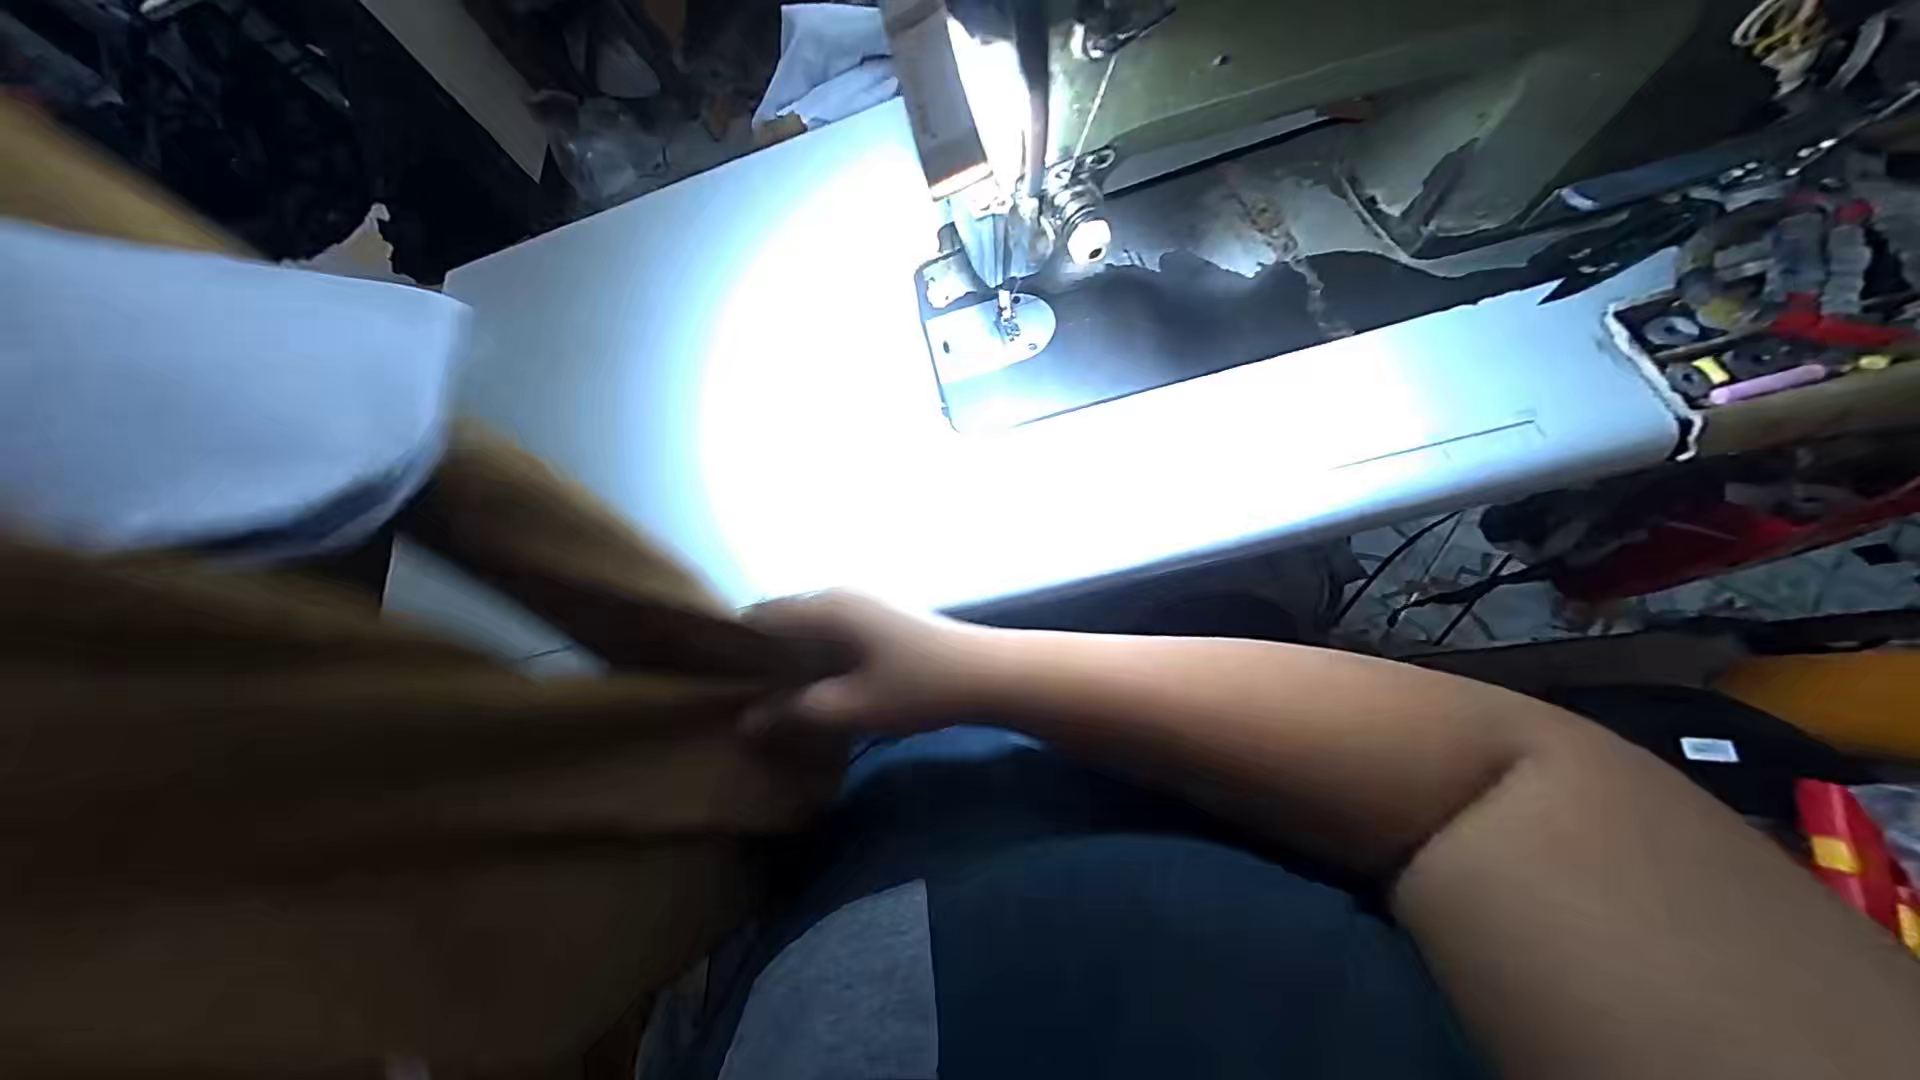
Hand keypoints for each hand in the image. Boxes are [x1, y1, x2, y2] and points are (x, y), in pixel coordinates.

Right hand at [742, 591, 1003, 734]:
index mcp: (826, 606)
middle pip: (782, 620)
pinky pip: (830, 633)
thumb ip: (795, 713)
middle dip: (759, 657)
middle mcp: (840, 595)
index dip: (732, 648)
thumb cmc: (919, 687)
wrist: (990, 673)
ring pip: (807, 628)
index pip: (759, 617)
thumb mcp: (852, 707)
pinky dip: (814, 656)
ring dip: (789, 658)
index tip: (712, 684)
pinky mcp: (880, 620)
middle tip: (736, 699)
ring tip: (769, 699)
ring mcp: (863, 605)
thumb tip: (744, 724)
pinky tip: (813, 687)